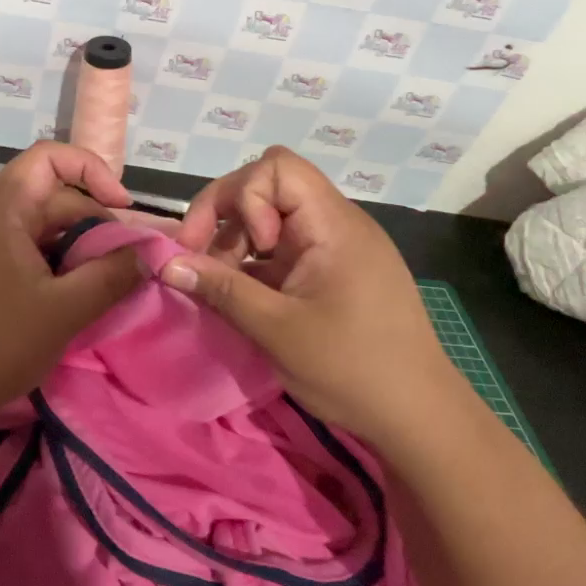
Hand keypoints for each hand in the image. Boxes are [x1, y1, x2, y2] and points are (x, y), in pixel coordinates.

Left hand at [0, 142, 145, 431]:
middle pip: (50, 194)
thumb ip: (112, 275)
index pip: (49, 157)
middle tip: (127, 260)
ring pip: (40, 224)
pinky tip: (75, 292)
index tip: (122, 209)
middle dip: (94, 220)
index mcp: (2, 208)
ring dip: (76, 244)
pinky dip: (55, 260)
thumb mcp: (66, 309)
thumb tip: (145, 253)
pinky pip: (25, 247)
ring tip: (107, 279)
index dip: (92, 170)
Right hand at [163, 146, 462, 438]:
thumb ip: (219, 289)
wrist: (419, 417)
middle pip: (269, 186)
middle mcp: (337, 224)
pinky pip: (284, 247)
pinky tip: (242, 297)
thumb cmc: (351, 369)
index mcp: (333, 225)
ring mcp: (336, 248)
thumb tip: (166, 264)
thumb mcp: (276, 330)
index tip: (239, 248)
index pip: (277, 168)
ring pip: (272, 217)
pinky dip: (255, 264)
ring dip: (236, 242)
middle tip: (200, 261)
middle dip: (226, 215)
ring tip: (220, 287)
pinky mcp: (334, 272)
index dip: (243, 196)